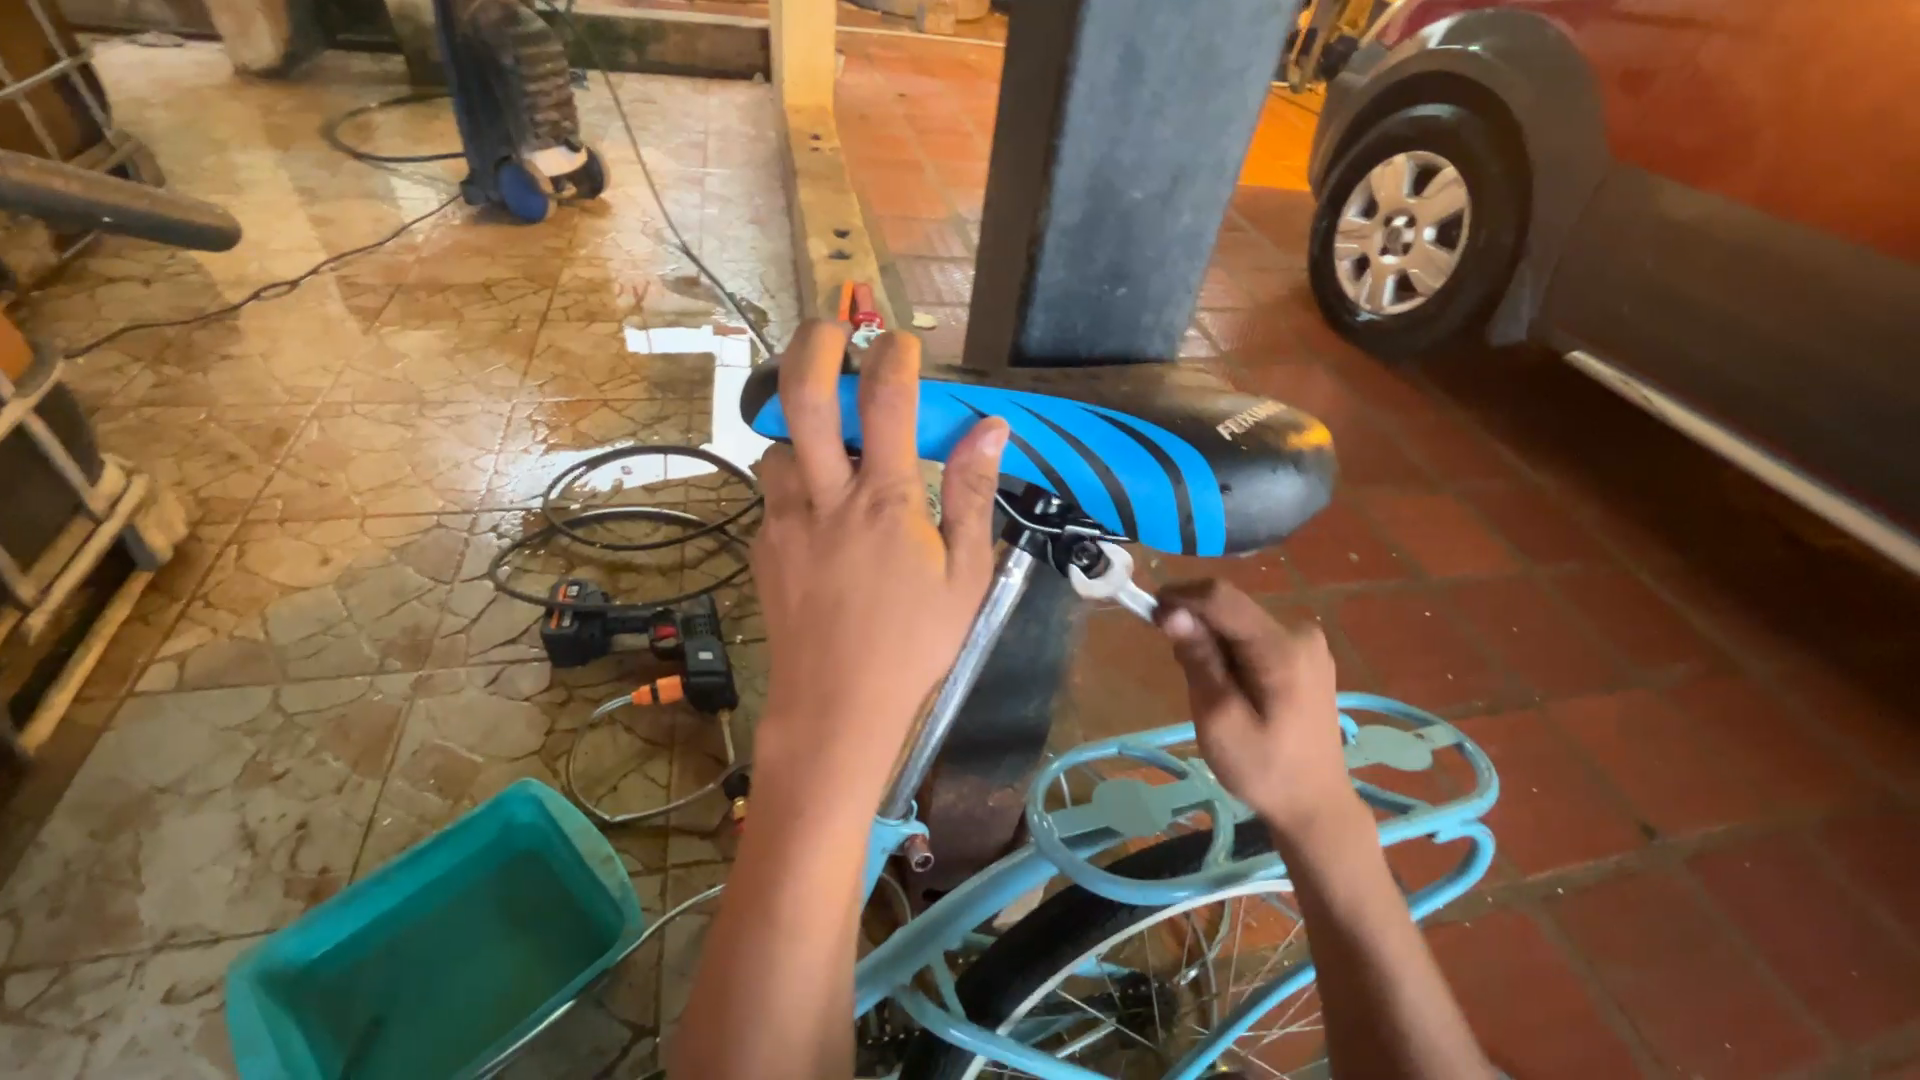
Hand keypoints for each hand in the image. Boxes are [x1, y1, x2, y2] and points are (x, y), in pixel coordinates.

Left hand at [750, 322, 1008, 783]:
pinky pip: (772, 494)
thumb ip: (974, 496)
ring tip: (828, 444)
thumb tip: (991, 429)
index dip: (896, 354)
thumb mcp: (965, 576)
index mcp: (887, 502)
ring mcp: (785, 521)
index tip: (902, 340)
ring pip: (778, 445)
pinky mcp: (762, 548)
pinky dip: (794, 484)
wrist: (836, 707)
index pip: (890, 400)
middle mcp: (827, 498)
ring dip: (801, 430)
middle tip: (830, 327)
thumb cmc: (914, 646)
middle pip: (804, 397)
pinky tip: (819, 514)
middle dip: (815, 345)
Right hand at [1155, 579, 1363, 845]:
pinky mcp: (1304, 657)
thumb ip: (1198, 661)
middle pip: (1230, 610)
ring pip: (1238, 624)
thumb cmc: (1264, 769)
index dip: (1181, 597)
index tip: (1150, 616)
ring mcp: (1306, 644)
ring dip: (1211, 644)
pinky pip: (1253, 638)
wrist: (1315, 806)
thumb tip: (1173, 612)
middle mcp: (1300, 633)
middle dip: (1196, 628)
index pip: (1222, 598)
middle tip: (1182, 672)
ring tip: (1208, 690)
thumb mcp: (1220, 720)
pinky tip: (1230, 689)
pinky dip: (1230, 653)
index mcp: (1282, 648)